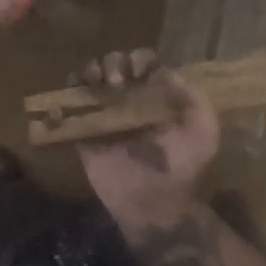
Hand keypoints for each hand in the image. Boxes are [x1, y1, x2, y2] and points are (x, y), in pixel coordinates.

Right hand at [75, 49, 219, 231]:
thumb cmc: (181, 169)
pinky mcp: (84, 134)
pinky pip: (68, 110)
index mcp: (156, 96)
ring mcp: (104, 115)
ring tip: (95, 85)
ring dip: (88, 72)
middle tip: (116, 82)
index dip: (139, 60)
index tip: (139, 73)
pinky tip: (65, 104)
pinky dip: (62, 101)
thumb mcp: (204, 133)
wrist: (154, 205)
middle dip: (112, 63)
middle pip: (113, 64)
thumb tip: (167, 72)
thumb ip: (195, 100)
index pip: (144, 63)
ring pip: (89, 79)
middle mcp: (129, 100)